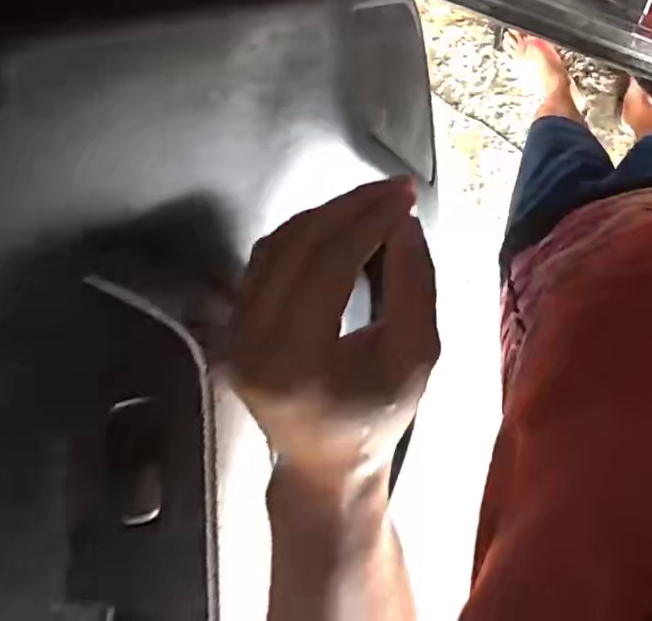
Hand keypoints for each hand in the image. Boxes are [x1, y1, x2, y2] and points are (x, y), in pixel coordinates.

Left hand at [230, 177, 438, 495]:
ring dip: (330, 212)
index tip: (407, 197)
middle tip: (397, 188)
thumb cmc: (379, 415)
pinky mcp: (234, 325)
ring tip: (375, 199)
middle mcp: (249, 343)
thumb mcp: (418, 353)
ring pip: (279, 243)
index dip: (371, 221)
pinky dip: (308, 230)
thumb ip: (415, 284)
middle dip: (353, 206)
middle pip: (299, 244)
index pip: (330, 265)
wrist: (326, 463)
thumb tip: (403, 222)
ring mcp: (234, 334)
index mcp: (294, 361)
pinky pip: (267, 258)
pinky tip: (342, 222)